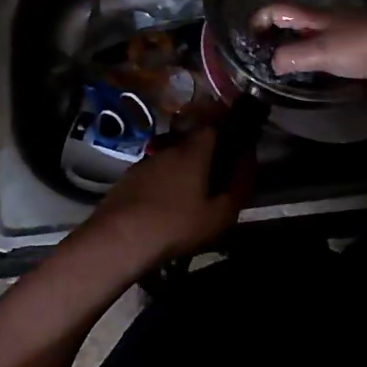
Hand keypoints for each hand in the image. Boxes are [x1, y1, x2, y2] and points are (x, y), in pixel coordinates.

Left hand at [82, 126, 243, 263]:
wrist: (119, 239)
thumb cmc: (176, 224)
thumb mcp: (219, 215)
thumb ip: (239, 188)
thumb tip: (247, 165)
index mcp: (194, 151)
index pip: (213, 127)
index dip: (226, 134)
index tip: (234, 149)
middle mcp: (168, 149)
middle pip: (191, 143)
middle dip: (204, 156)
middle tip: (213, 179)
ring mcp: (144, 163)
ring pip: (170, 159)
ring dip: (181, 172)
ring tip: (187, 196)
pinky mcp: (126, 180)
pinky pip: (153, 175)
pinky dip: (162, 184)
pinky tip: (162, 206)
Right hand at [248, 3, 366, 91]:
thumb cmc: (362, 49)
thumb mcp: (321, 53)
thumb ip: (291, 57)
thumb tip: (272, 63)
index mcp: (317, 16)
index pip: (279, 9)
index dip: (260, 19)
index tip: (248, 39)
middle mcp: (331, 20)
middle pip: (297, 25)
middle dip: (279, 39)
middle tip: (267, 62)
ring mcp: (349, 34)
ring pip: (316, 40)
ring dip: (301, 53)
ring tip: (291, 76)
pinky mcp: (364, 50)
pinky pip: (333, 54)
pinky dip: (321, 64)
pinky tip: (323, 79)